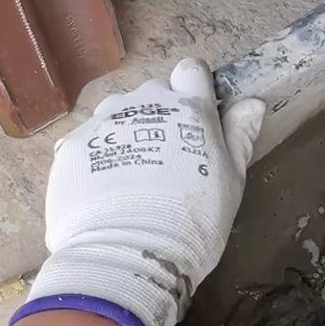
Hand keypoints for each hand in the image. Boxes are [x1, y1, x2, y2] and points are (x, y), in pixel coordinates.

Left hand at [14, 59, 265, 325]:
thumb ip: (240, 136)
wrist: (124, 255)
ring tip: (129, 177)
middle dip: (159, 114)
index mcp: (188, 108)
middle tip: (164, 159)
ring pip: (117, 113)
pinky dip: (96, 156)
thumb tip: (252, 102)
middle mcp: (143, 102)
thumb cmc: (192, 220)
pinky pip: (88, 140)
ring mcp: (103, 121)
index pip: (192, 71)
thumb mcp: (231, 181)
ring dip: (126, 131)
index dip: (194, 89)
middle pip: (153, 92)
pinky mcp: (72, 145)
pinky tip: (102, 190)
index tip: (195, 118)